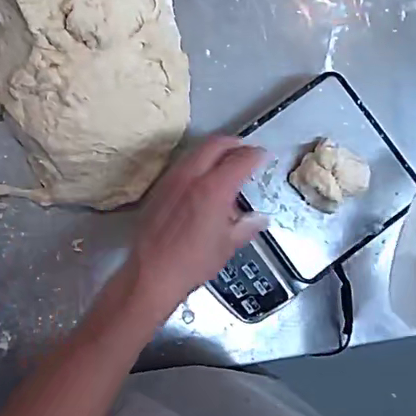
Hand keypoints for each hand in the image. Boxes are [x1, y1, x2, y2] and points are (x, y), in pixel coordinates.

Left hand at [125, 136, 267, 309]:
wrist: (152, 272)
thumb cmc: (190, 262)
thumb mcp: (228, 245)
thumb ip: (247, 226)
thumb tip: (258, 219)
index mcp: (214, 189)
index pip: (241, 159)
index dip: (256, 155)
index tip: (263, 156)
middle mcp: (191, 177)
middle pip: (216, 144)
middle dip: (235, 143)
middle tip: (246, 151)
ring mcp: (172, 180)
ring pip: (196, 151)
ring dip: (214, 150)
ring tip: (226, 161)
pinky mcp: (159, 188)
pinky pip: (182, 164)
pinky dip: (197, 162)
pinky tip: (202, 178)